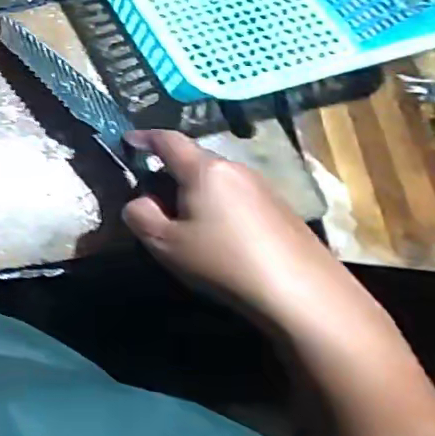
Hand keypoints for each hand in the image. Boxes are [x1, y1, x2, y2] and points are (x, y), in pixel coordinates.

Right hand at [122, 130, 394, 345]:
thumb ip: (139, 214)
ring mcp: (264, 188)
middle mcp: (235, 169)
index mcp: (204, 169)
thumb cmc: (225, 262)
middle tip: (152, 200)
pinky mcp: (282, 210)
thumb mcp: (164, 243)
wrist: (307, 297)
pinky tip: (221, 240)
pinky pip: (237, 197)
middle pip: (193, 160)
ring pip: (216, 180)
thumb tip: (140, 201)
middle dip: (169, 173)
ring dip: (195, 193)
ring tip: (186, 226)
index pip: (168, 139)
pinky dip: (219, 208)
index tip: (128, 141)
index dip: (144, 137)